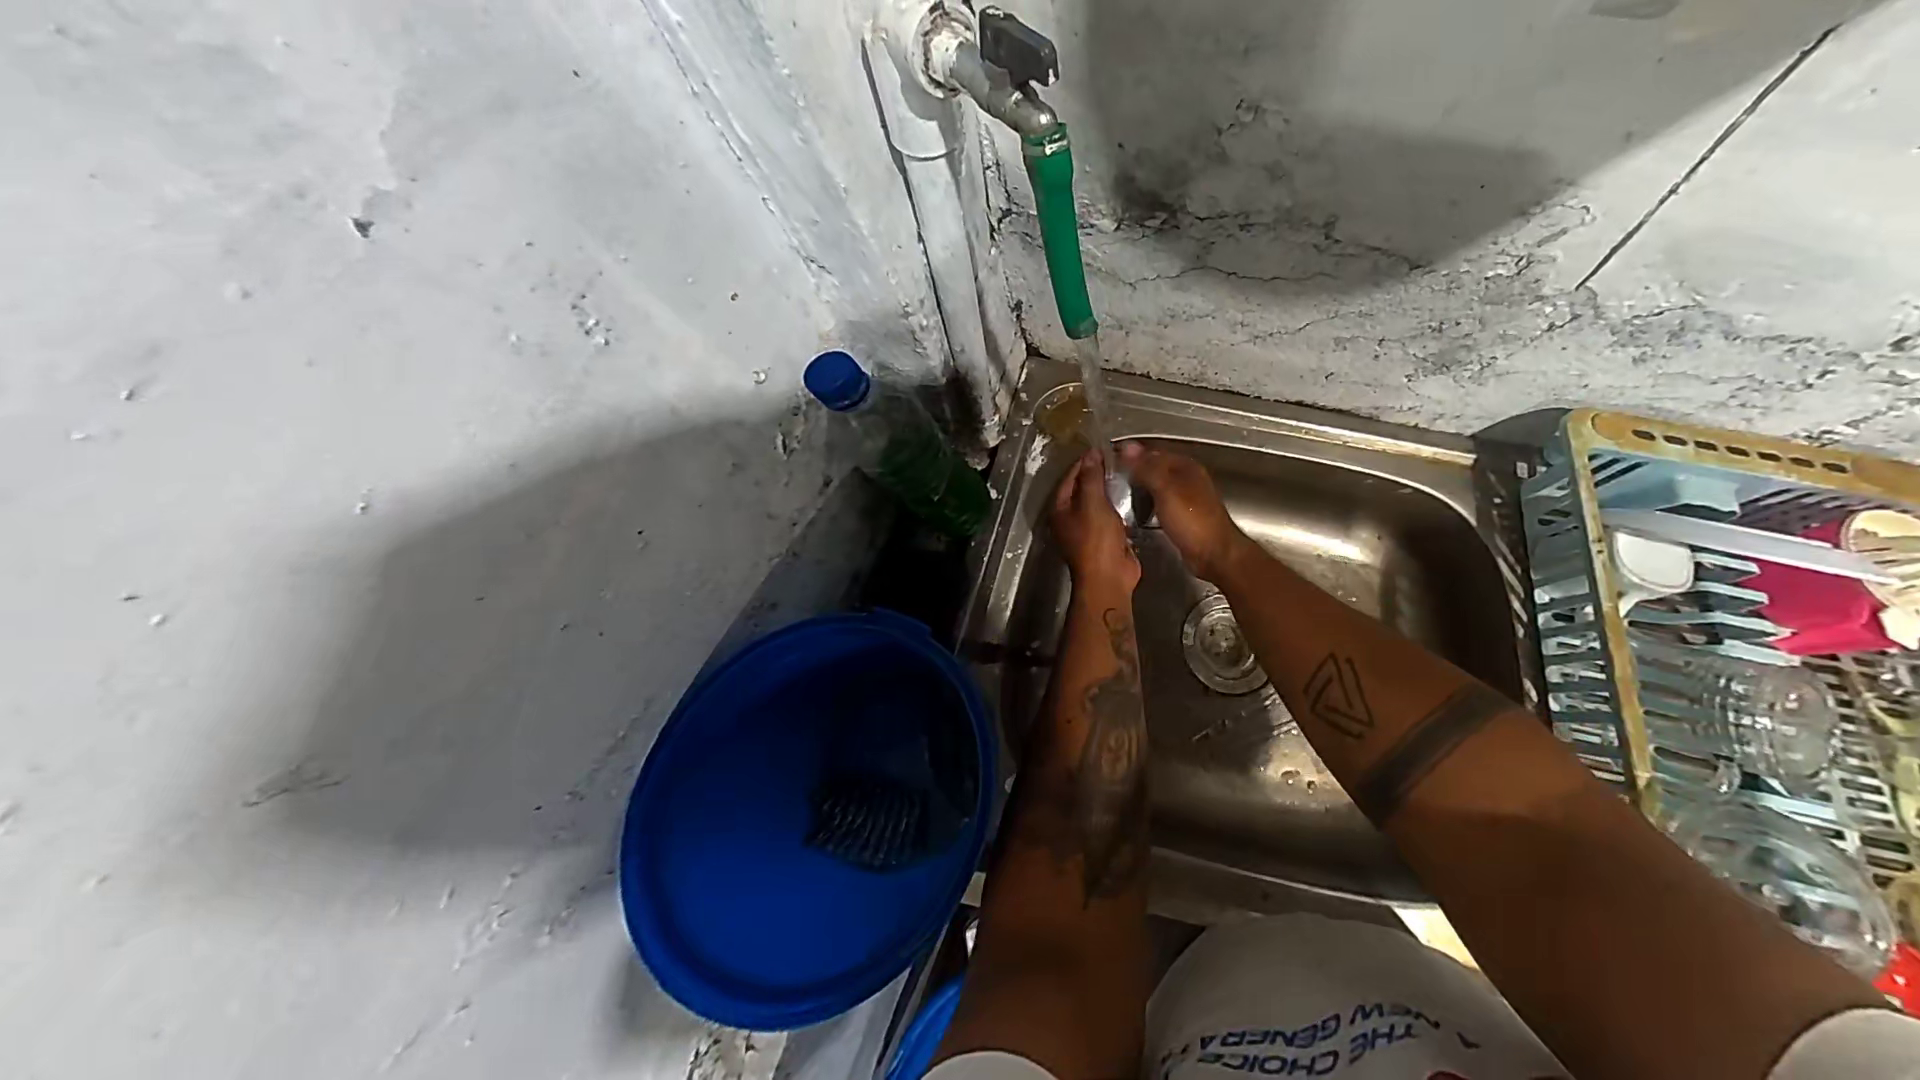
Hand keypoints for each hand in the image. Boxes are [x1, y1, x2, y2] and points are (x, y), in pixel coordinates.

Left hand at [1050, 448, 1139, 591]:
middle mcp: (1069, 519)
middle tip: (1115, 459)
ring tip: (1124, 473)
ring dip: (1108, 491)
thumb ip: (1091, 478)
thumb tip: (1090, 454)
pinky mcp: (1103, 539)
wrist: (1109, 577)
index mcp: (1059, 509)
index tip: (1100, 449)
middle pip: (1081, 490)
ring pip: (1096, 504)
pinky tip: (1130, 496)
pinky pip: (1108, 517)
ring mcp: (1086, 530)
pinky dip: (1117, 507)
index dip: (1083, 463)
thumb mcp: (1093, 503)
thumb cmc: (1096, 539)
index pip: (1069, 478)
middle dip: (1096, 475)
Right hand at [1119, 441, 1254, 582]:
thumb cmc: (1193, 522)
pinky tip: (1136, 511)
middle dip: (1133, 471)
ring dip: (1139, 488)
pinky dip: (1147, 504)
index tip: (1108, 461)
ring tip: (1118, 494)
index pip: (1152, 451)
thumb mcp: (1165, 490)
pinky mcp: (1183, 515)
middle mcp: (1187, 478)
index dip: (1130, 454)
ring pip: (1156, 485)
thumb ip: (1147, 468)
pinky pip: (1159, 502)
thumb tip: (1128, 448)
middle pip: (1154, 467)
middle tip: (1109, 479)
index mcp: (1185, 466)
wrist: (1215, 555)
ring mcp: (1186, 497)